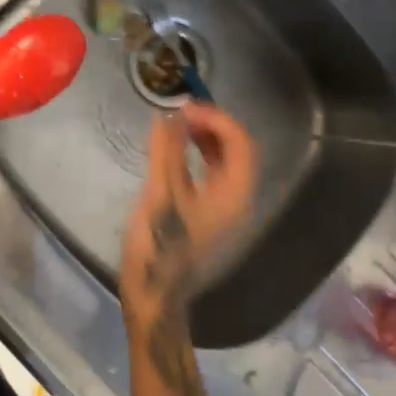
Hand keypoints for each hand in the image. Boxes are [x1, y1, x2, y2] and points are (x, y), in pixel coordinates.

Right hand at [119, 101, 256, 326]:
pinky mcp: (210, 210)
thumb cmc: (159, 242)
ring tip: (178, 123)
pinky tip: (177, 148)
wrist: (154, 288)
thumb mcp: (160, 192)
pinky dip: (200, 154)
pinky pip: (214, 172)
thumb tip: (169, 115)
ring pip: (227, 160)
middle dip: (213, 124)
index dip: (216, 119)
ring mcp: (225, 206)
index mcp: (234, 193)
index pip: (240, 143)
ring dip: (207, 137)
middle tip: (181, 111)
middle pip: (238, 149)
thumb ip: (165, 151)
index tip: (184, 107)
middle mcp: (238, 197)